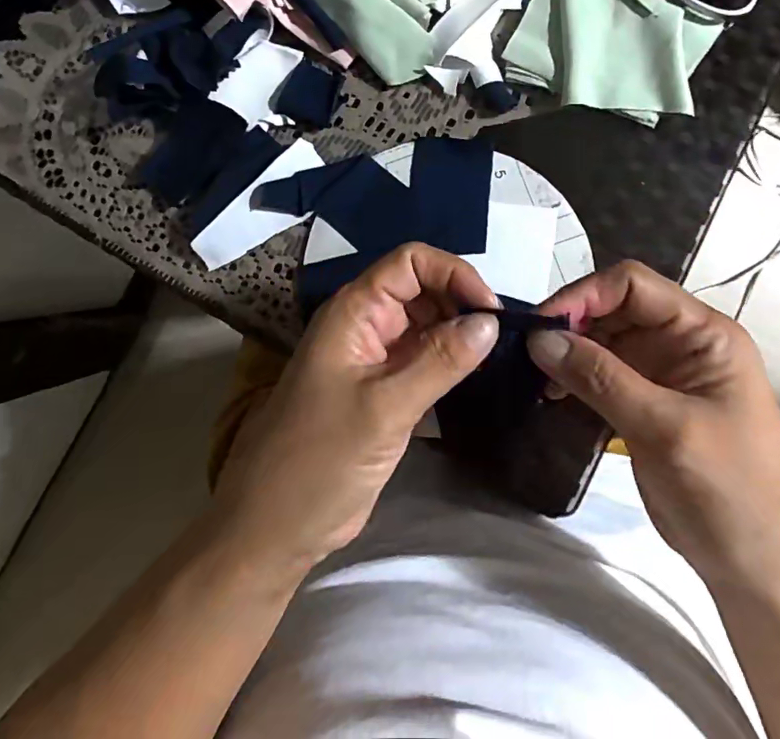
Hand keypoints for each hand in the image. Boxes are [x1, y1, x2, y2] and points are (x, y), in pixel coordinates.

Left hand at [209, 244, 500, 573]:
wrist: (276, 518)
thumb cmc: (321, 457)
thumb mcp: (385, 407)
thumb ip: (439, 361)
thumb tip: (489, 320)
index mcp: (352, 313)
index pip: (408, 262)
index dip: (453, 273)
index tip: (492, 313)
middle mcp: (361, 325)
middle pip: (418, 289)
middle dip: (460, 302)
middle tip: (503, 341)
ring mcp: (369, 359)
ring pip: (421, 324)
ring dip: (457, 332)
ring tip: (498, 358)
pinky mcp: (378, 391)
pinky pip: (419, 359)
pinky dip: (447, 361)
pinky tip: (476, 378)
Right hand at [527, 261, 779, 593]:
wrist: (759, 567)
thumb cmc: (728, 492)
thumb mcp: (663, 428)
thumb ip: (600, 377)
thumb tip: (538, 339)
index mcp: (705, 335)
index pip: (632, 286)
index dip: (582, 295)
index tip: (540, 326)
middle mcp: (682, 343)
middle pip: (611, 307)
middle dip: (568, 323)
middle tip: (528, 353)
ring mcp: (662, 371)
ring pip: (599, 338)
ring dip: (565, 351)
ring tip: (536, 377)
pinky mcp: (644, 399)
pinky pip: (597, 370)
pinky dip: (570, 375)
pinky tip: (550, 394)